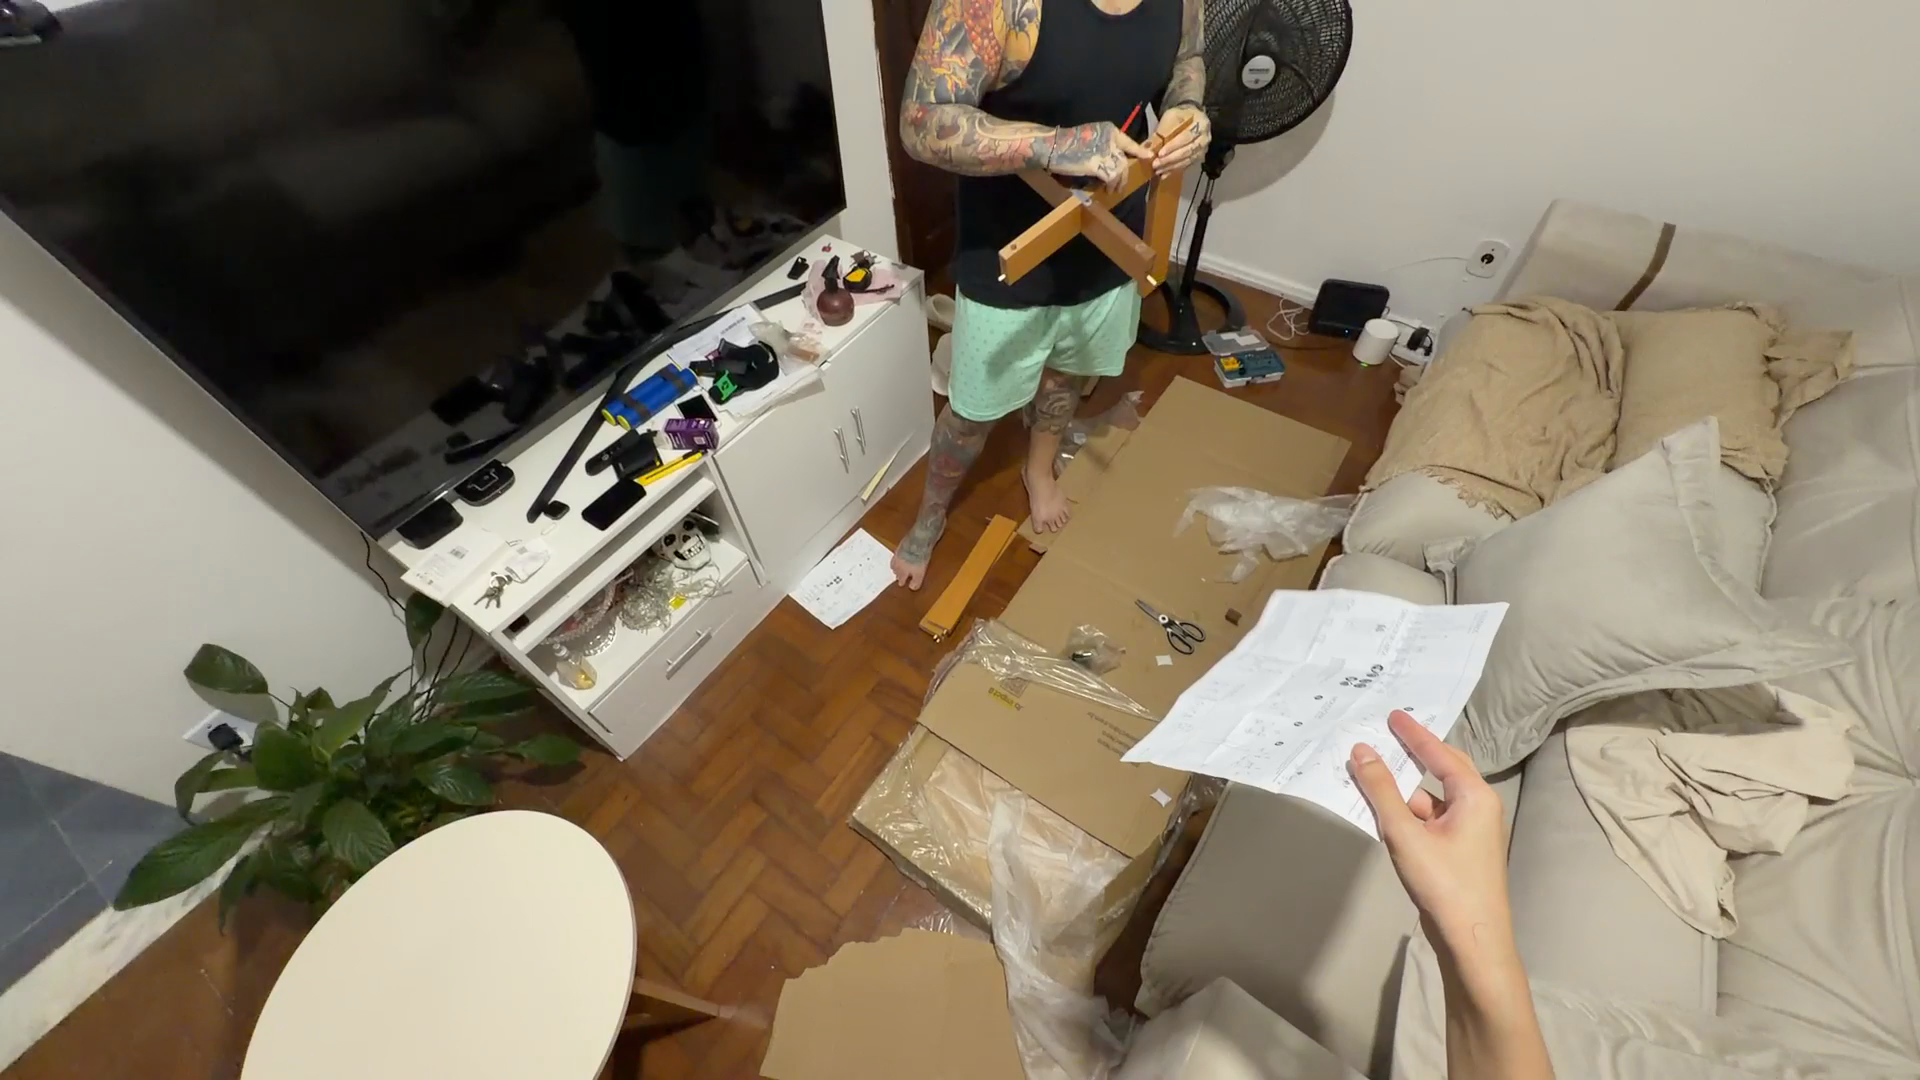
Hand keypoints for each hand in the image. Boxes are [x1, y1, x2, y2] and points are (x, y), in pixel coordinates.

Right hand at [1047, 121, 1152, 190]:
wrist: (1053, 146)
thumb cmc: (1067, 143)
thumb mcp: (1090, 137)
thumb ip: (1102, 145)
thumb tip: (1109, 159)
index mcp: (1109, 130)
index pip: (1128, 142)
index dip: (1139, 151)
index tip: (1148, 157)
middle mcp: (1111, 139)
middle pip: (1125, 159)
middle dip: (1125, 175)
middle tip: (1122, 186)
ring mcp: (1105, 151)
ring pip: (1121, 169)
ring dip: (1118, 182)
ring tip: (1114, 190)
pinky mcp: (1098, 164)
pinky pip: (1111, 176)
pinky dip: (1111, 184)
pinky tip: (1107, 189)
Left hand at [1151, 105, 1210, 174]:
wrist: (1190, 118)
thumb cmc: (1179, 117)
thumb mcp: (1170, 118)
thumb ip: (1161, 132)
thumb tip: (1147, 148)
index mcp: (1201, 123)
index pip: (1186, 137)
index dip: (1173, 146)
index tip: (1160, 154)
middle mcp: (1205, 137)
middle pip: (1187, 151)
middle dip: (1170, 159)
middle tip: (1156, 165)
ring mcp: (1203, 149)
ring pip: (1186, 161)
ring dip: (1170, 167)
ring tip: (1157, 170)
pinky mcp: (1198, 158)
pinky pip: (1185, 166)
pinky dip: (1173, 170)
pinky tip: (1163, 174)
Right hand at [1349, 711, 1512, 950]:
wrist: (1471, 938)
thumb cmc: (1443, 881)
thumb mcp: (1404, 832)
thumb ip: (1381, 789)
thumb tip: (1361, 750)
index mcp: (1474, 797)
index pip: (1440, 753)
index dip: (1414, 733)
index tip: (1393, 714)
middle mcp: (1477, 806)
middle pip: (1444, 767)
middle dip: (1415, 750)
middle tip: (1388, 730)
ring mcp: (1469, 828)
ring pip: (1432, 793)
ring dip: (1404, 782)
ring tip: (1372, 767)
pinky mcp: (1458, 846)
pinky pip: (1429, 813)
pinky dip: (1406, 804)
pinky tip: (1382, 805)